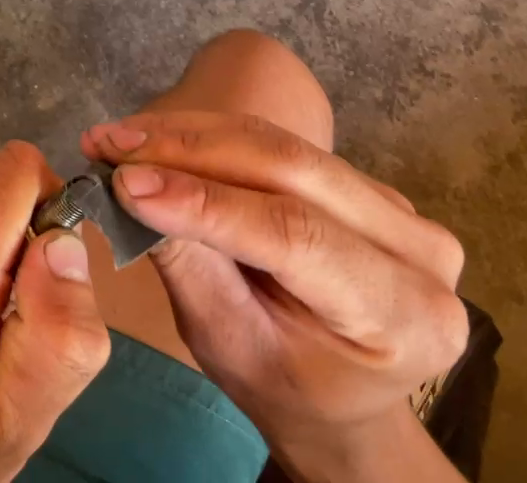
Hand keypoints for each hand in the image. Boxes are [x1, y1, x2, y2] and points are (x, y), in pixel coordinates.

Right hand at [83, 111, 468, 480]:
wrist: (334, 393)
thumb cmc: (280, 385)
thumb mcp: (227, 344)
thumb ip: (190, 267)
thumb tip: (131, 190)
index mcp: (404, 316)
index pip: (297, 235)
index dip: (205, 202)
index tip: (124, 182)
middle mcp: (420, 248)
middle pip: (291, 170)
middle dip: (186, 149)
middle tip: (106, 143)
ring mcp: (398, 207)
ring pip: (280, 144)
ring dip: (187, 133)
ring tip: (115, 137)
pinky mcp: (363, 182)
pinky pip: (278, 143)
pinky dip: (206, 136)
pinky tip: (152, 137)